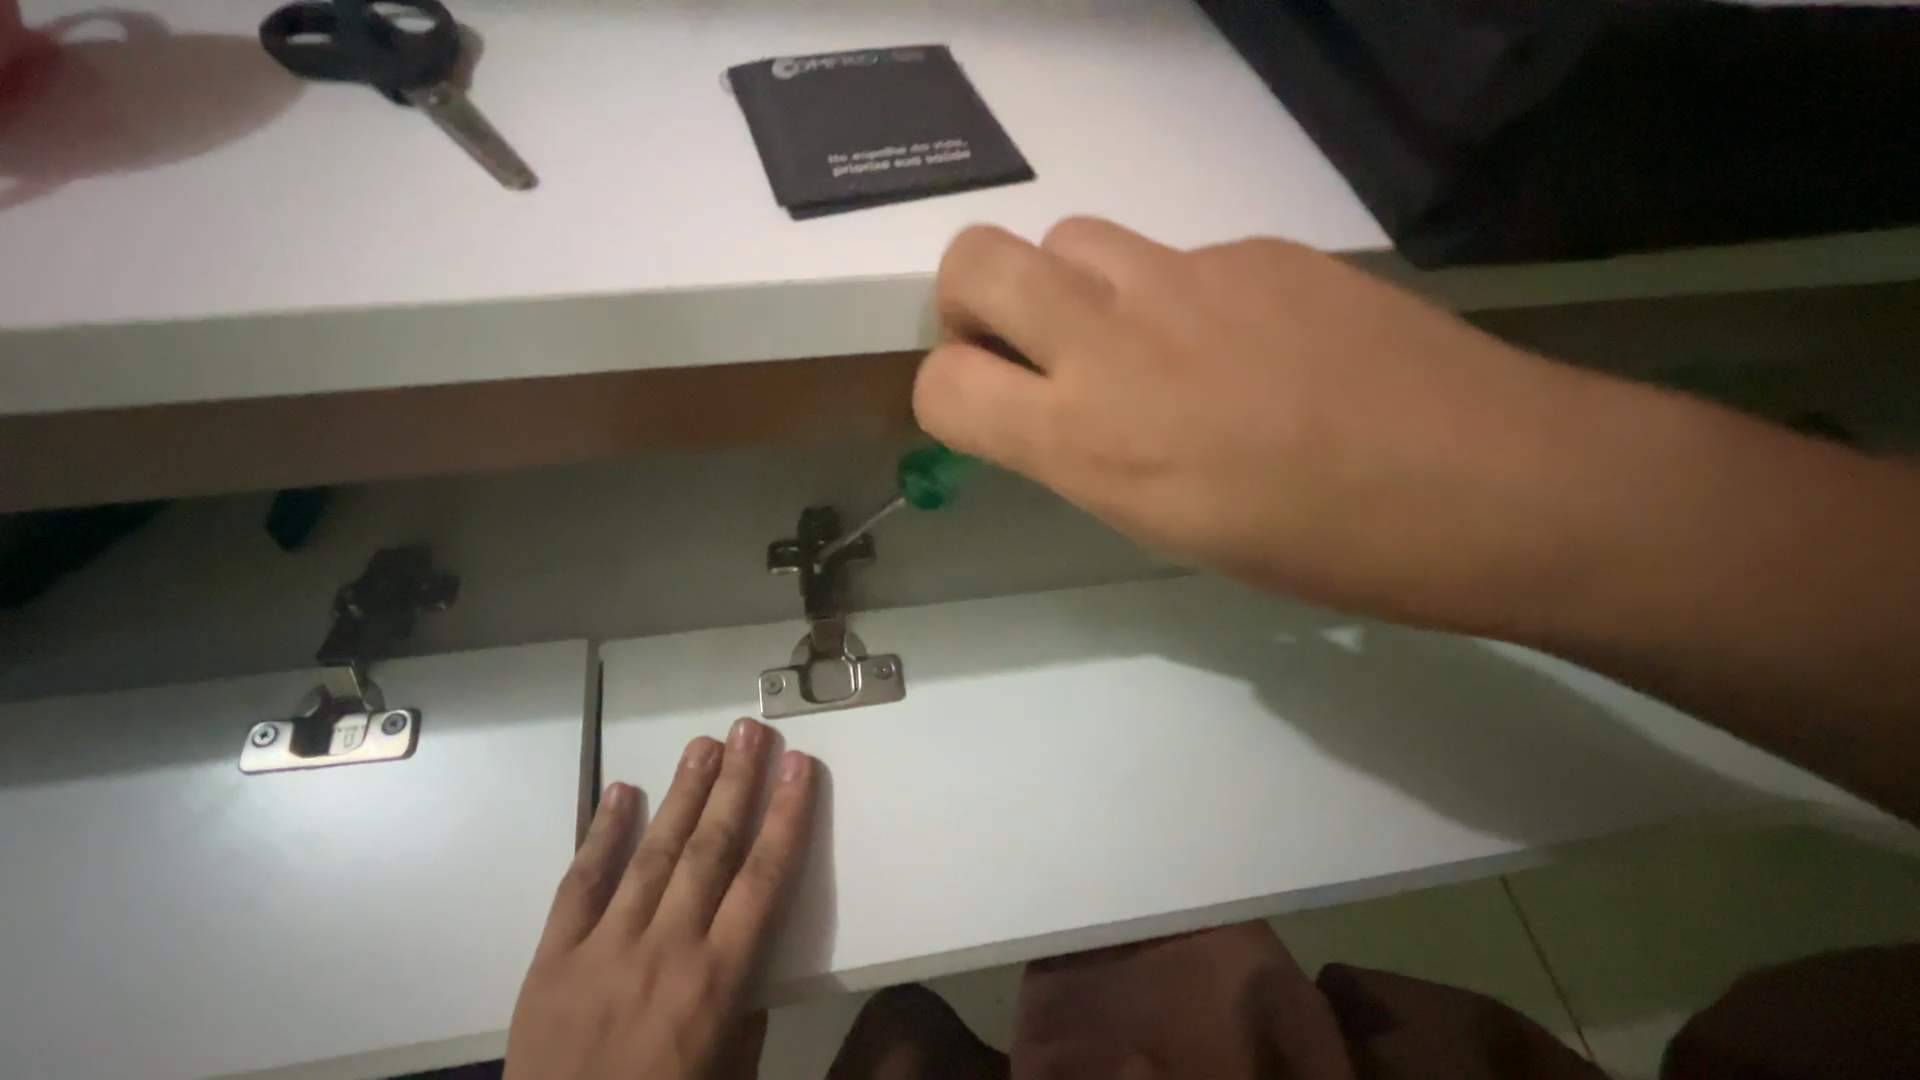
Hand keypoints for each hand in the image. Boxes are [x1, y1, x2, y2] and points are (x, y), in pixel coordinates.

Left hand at [504, 718, 817, 1079]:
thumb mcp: (733, 1076)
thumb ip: (746, 1014)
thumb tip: (747, 958)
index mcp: (718, 981)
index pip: (764, 878)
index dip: (786, 815)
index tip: (799, 766)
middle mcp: (666, 950)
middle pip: (710, 848)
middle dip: (736, 784)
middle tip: (750, 730)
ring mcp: (603, 949)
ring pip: (653, 853)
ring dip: (682, 794)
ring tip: (703, 744)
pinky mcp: (551, 960)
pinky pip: (579, 885)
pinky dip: (601, 836)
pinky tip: (620, 793)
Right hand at [914, 218, 1634, 633]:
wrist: (1487, 483)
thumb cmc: (1315, 548)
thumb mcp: (1165, 527)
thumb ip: (1085, 454)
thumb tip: (1054, 412)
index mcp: (1090, 440)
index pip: (944, 385)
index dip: (946, 395)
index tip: (983, 410)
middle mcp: (1116, 341)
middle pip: (976, 260)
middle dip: (971, 303)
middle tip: (1023, 348)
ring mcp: (1190, 277)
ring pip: (1071, 238)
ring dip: (1068, 286)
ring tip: (1131, 342)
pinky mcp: (1260, 248)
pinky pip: (1174, 254)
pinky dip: (1170, 292)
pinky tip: (1239, 342)